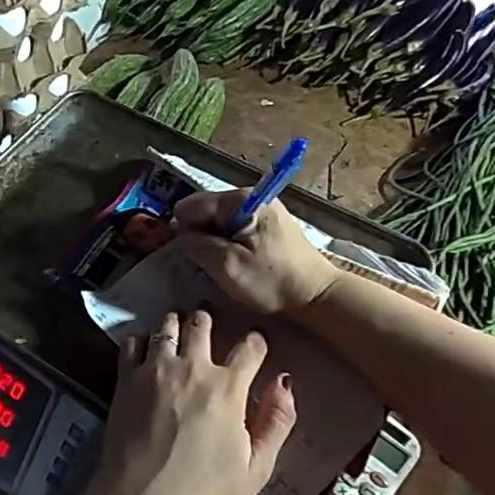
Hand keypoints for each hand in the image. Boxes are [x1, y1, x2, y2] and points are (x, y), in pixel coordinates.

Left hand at [81, 311, 295, 494]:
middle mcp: (192, 370)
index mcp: (228, 389)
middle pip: (202, 326)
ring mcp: (154, 372)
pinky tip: (143, 344)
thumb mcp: (256, 469)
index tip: (255, 344)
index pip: (249, 349)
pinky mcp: (124, 382)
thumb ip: (276, 422)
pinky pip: (131, 344)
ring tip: (177, 322)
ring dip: (175, 323)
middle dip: (208, 320)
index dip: (255, 342)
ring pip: (166, 328)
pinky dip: (141, 339)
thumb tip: (284, 382)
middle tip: (207, 318)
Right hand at [172, 192, 341, 317]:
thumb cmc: (271, 282)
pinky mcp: (269, 227)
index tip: (180, 254)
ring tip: (216, 267)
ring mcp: (263, 211)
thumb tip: (178, 234)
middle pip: (207, 211)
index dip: (181, 228)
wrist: (317, 297)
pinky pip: (235, 230)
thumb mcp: (226, 265)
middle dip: (197, 235)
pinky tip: (231, 265)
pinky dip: (226, 245)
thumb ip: (195, 245)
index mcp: (242, 200)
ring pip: (220, 222)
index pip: (193, 205)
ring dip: (212, 243)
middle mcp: (253, 198)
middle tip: (199, 264)